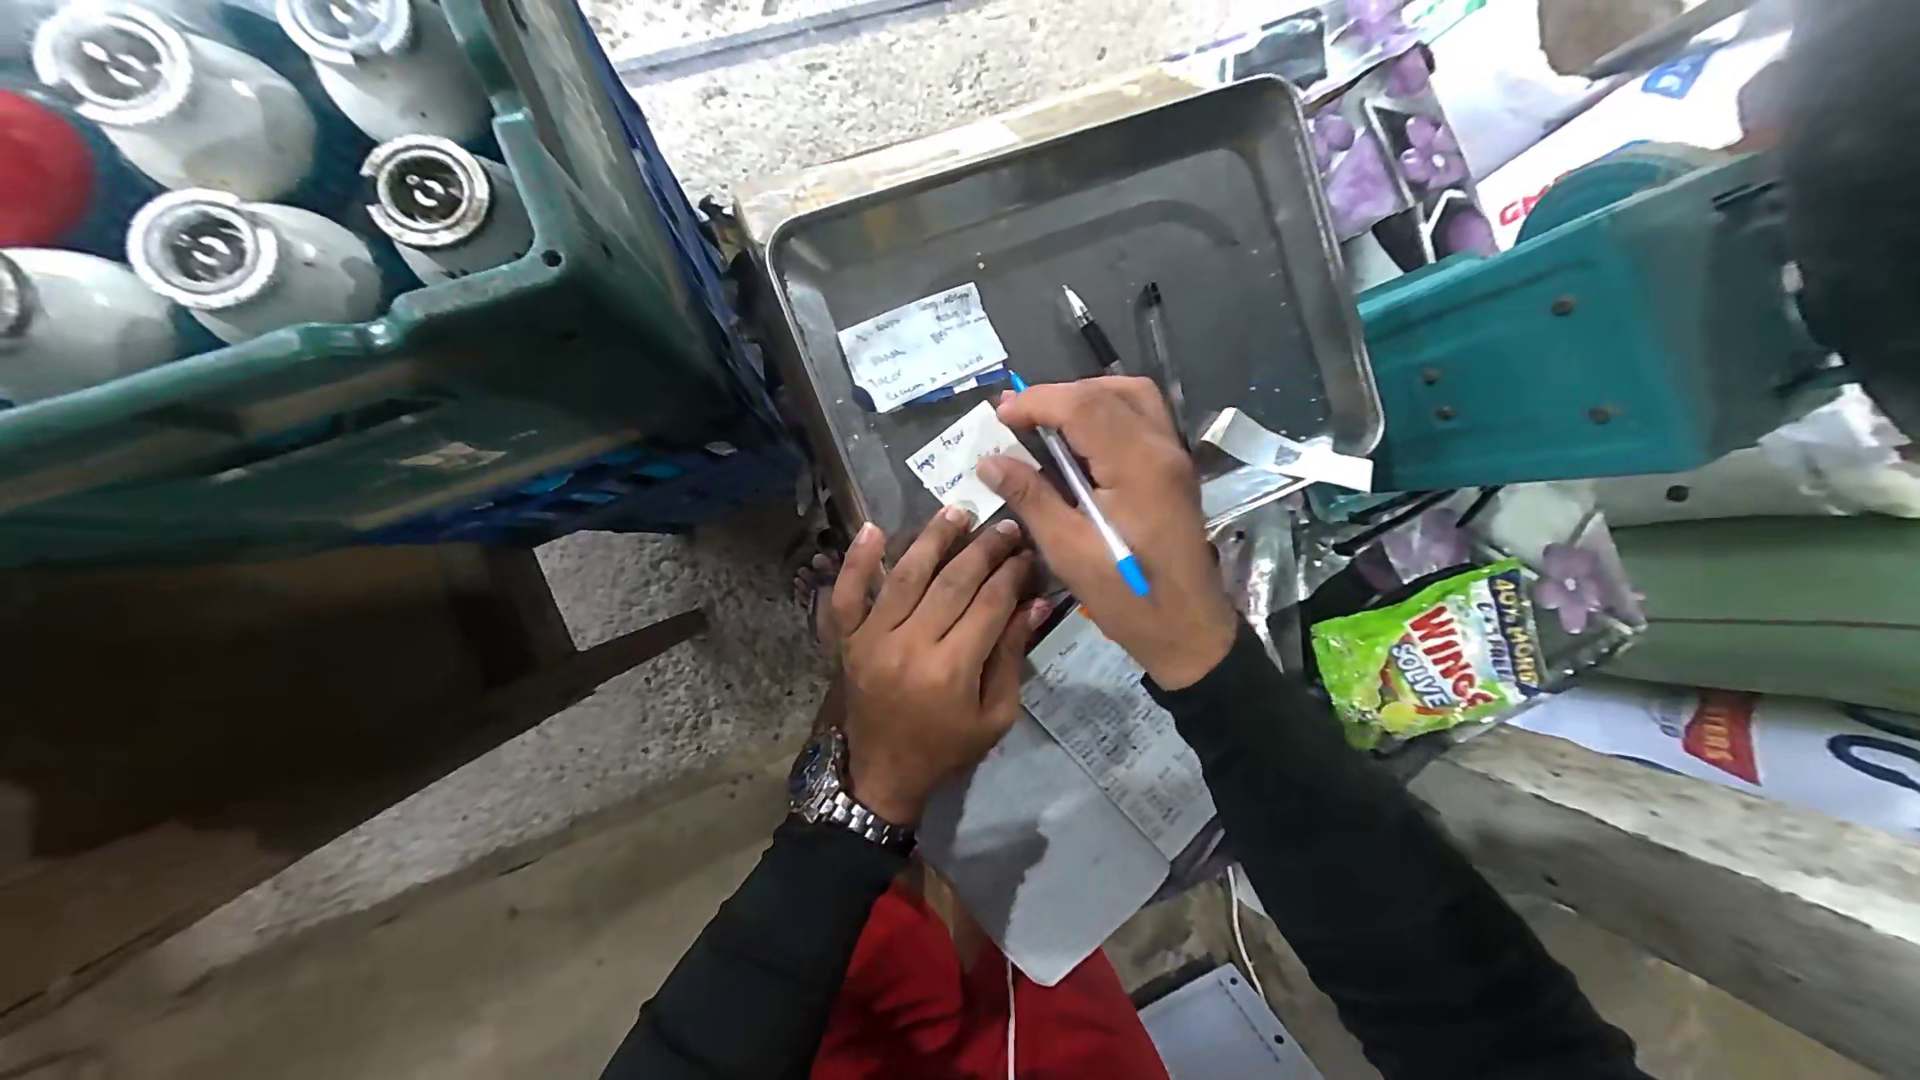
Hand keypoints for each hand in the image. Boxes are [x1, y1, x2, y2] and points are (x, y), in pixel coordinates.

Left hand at [829, 508, 1051, 824]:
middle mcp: (910, 646)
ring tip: (956, 512)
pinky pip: (845, 595)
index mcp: (951, 670)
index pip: (989, 604)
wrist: (884, 773)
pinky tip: (872, 528)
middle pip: (952, 583)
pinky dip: (855, 562)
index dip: (1012, 575)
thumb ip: (1011, 655)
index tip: (1027, 554)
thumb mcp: (996, 714)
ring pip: (904, 576)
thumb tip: (1036, 602)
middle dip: (984, 550)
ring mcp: (872, 639)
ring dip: (933, 539)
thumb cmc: (947, 747)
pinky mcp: (847, 641)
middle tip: (1004, 527)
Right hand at [977, 376, 1236, 689]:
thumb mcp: (1068, 549)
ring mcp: (1175, 456)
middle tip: (1020, 417)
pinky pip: (1143, 419)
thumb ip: (1030, 497)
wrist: (1187, 628)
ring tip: (1049, 422)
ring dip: (1087, 398)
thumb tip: (990, 461)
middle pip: (1110, 391)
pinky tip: (1080, 443)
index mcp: (1138, 465)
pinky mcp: (1175, 470)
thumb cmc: (1127, 595)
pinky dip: (1108, 414)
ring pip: (1133, 397)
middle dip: (1060, 394)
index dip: (1037, 401)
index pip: (1084, 405)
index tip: (1001, 415)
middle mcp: (1163, 448)